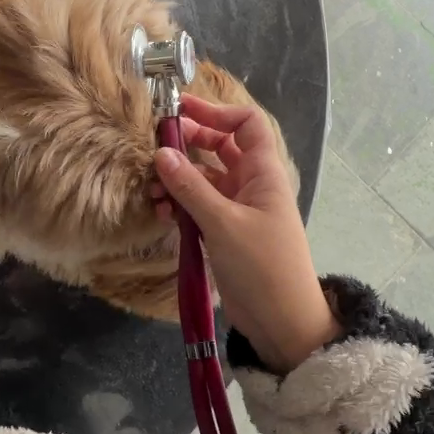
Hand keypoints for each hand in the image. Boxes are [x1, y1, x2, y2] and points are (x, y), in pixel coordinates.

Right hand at [150, 95, 340, 372]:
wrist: (282, 321)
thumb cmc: (262, 266)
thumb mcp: (223, 223)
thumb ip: (190, 187)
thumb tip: (160, 153)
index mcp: (264, 173)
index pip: (246, 125)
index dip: (216, 113)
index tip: (179, 111)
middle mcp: (251, 184)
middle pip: (220, 147)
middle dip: (188, 142)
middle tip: (155, 145)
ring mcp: (237, 208)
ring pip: (204, 177)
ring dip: (178, 177)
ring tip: (152, 187)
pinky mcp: (223, 231)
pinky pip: (198, 204)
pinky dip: (179, 202)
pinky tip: (160, 210)